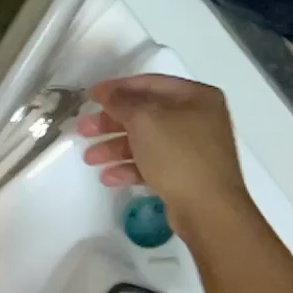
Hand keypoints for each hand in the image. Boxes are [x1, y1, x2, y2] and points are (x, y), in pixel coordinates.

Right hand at [76, 74, 249, 231]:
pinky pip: (152, 164)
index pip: (150, 84)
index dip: (118, 88)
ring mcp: (191, 148)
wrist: (208, 209)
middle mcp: (197, 119)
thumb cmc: (178, 156)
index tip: (91, 96)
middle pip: (145, 114)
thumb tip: (107, 92)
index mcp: (196, 97)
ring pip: (145, 141)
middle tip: (83, 130)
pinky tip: (108, 177)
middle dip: (111, 122)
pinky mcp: (184, 174)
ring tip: (89, 159)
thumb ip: (122, 102)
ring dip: (114, 147)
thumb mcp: (145, 121)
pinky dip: (129, 168)